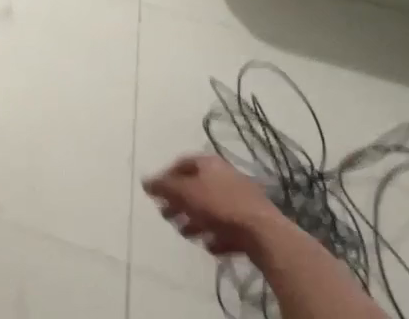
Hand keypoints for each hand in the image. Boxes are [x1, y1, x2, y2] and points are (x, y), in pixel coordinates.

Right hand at [143, 155, 281, 256]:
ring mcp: (242, 200)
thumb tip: (144, 181)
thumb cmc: (219, 206)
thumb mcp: (184, 193)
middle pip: (196, 187)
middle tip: (167, 216)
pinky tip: (210, 246)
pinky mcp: (252, 222)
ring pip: (211, 209)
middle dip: (180, 203)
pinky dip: (216, 234)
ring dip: (195, 221)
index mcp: (210, 164)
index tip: (157, 193)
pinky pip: (228, 226)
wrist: (264, 234)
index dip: (166, 176)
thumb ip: (163, 187)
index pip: (182, 163)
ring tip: (186, 234)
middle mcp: (226, 177)